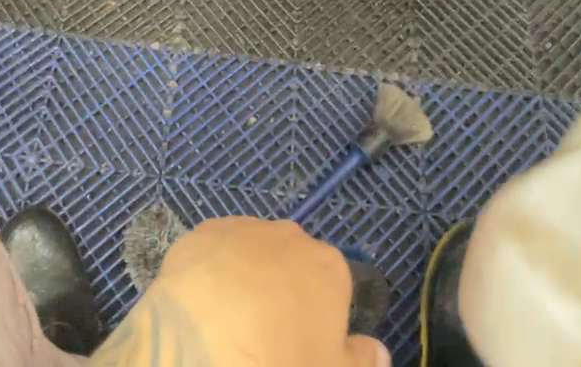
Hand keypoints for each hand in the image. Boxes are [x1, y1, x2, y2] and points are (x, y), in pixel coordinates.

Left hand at [93, 216, 387, 366]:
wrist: (207, 342)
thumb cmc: (282, 359)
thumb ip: (360, 358)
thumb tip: (377, 351)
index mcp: (328, 265)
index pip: (332, 283)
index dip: (318, 313)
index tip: (303, 339)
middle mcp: (289, 235)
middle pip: (290, 262)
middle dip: (281, 288)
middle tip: (265, 331)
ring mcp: (243, 228)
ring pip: (250, 252)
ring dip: (245, 276)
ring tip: (229, 318)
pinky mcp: (202, 231)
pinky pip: (214, 251)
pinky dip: (211, 271)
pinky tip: (203, 302)